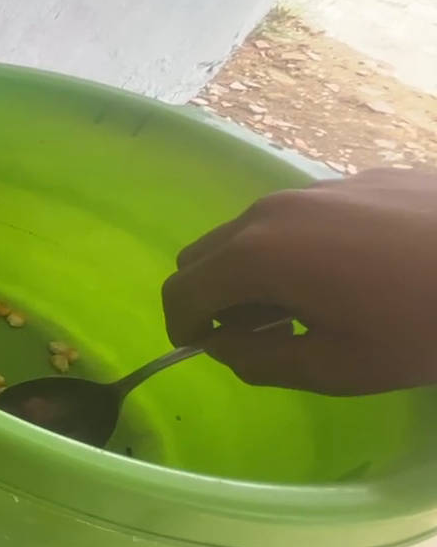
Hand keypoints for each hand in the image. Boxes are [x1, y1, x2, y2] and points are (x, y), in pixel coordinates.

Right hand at [161, 168, 436, 394]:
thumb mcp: (345, 368)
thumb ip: (259, 361)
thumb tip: (224, 344)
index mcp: (253, 256)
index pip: (180, 293)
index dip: (182, 326)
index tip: (205, 348)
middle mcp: (268, 213)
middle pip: (203, 256)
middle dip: (214, 294)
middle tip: (260, 328)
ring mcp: (318, 189)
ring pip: (251, 233)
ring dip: (258, 268)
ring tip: (318, 298)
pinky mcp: (367, 178)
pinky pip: (307, 216)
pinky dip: (306, 245)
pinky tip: (366, 269)